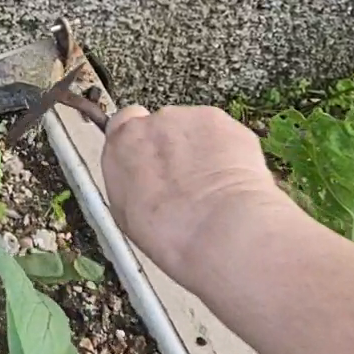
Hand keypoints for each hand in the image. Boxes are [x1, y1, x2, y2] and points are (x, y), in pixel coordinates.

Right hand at [102, 105, 297, 273]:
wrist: (219, 231)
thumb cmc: (173, 234)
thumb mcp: (127, 214)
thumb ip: (129, 181)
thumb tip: (140, 183)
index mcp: (120, 146)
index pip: (124, 124)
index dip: (142, 140)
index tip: (152, 157)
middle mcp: (148, 125)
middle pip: (163, 126)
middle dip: (176, 147)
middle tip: (189, 181)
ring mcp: (184, 118)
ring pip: (195, 129)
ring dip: (203, 149)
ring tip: (215, 187)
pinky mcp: (218, 120)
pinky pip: (224, 132)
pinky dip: (230, 150)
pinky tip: (233, 179)